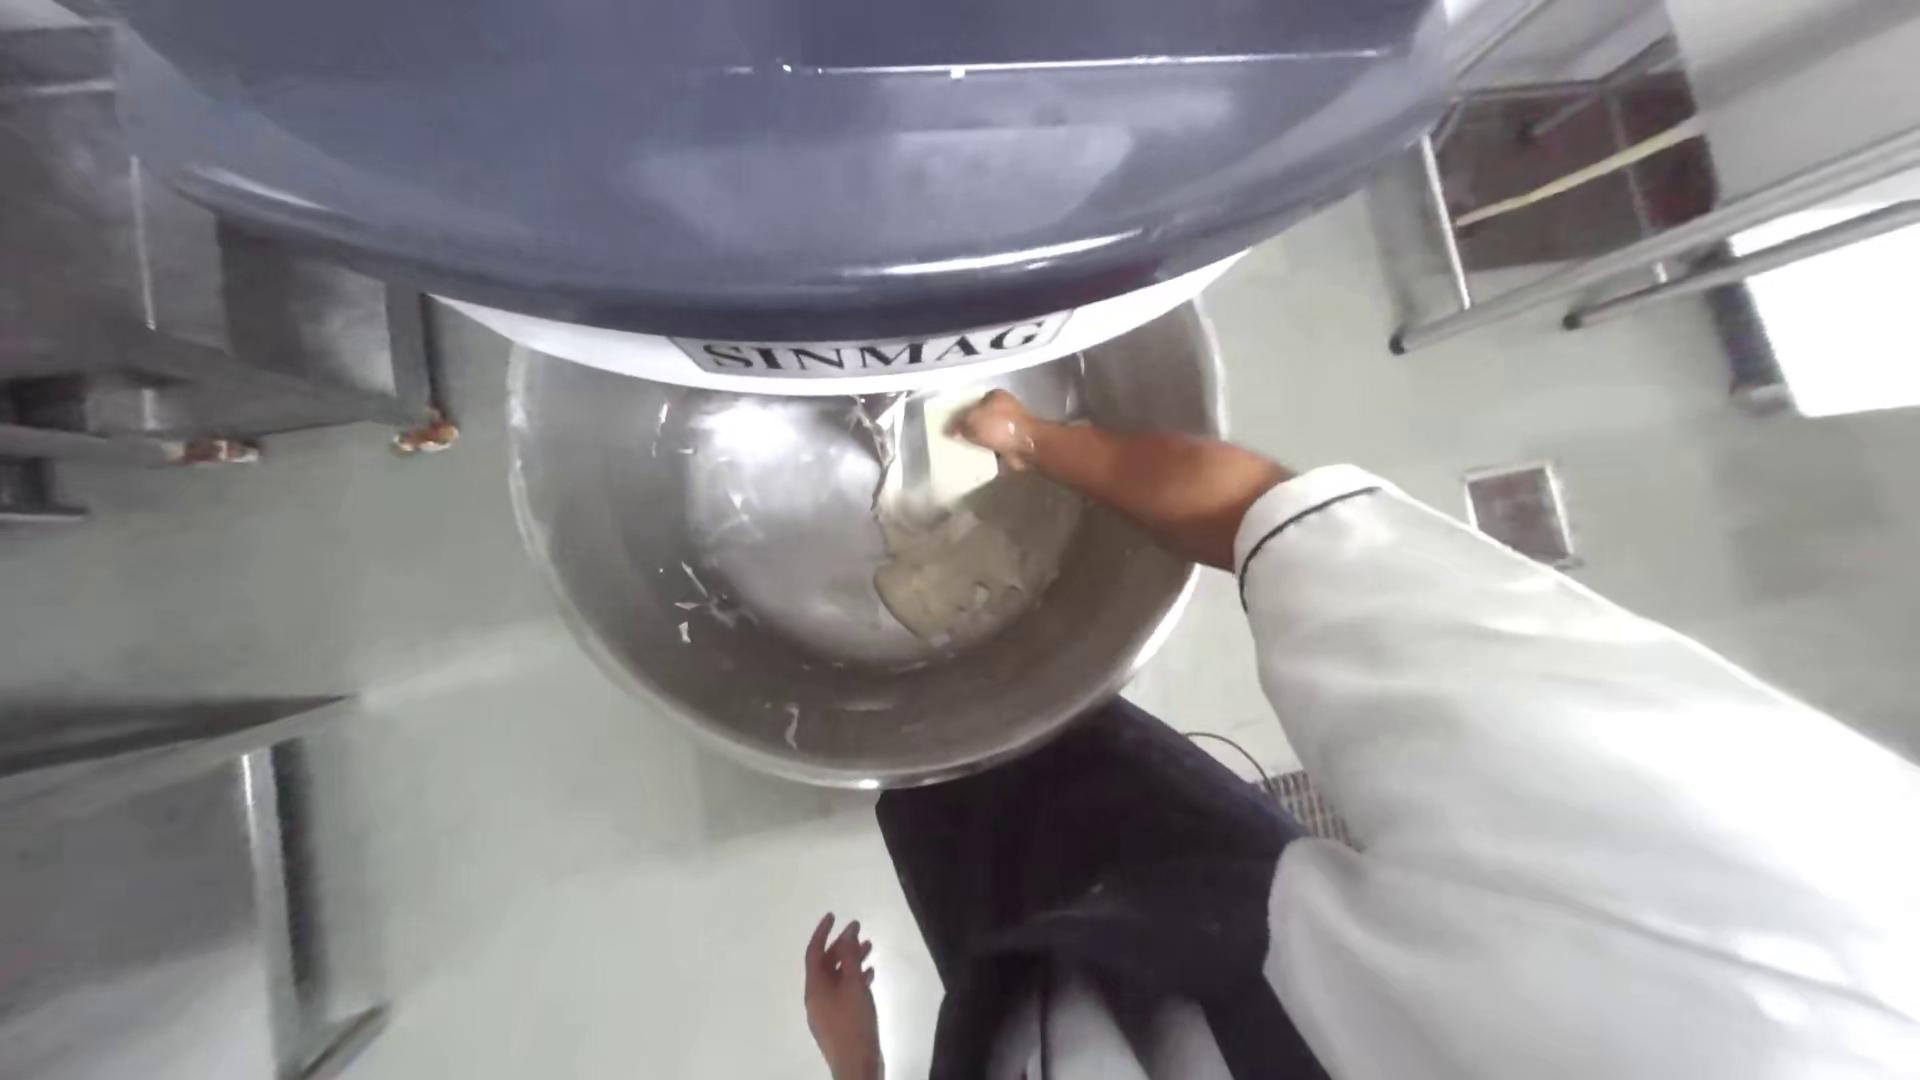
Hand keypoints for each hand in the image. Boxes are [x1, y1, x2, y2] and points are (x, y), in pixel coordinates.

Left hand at [804, 914, 881, 1079]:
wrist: (857, 1067)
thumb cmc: (853, 1022)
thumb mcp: (853, 984)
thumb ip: (849, 956)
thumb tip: (847, 932)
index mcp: (814, 989)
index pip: (814, 952)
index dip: (822, 931)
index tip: (833, 915)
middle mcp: (816, 998)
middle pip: (827, 964)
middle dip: (842, 944)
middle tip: (859, 928)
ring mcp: (827, 1012)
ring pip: (837, 977)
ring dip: (851, 960)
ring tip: (869, 946)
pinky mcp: (839, 1022)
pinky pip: (844, 991)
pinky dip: (855, 978)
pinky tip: (870, 973)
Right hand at [952, 390, 1040, 470]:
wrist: (1024, 446)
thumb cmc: (997, 426)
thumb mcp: (971, 420)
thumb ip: (958, 424)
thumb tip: (950, 431)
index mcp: (996, 395)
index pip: (975, 400)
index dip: (963, 410)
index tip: (953, 422)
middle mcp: (1005, 408)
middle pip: (981, 417)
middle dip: (970, 427)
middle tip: (955, 436)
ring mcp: (1011, 425)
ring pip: (988, 432)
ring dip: (979, 440)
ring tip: (962, 447)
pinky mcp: (1013, 442)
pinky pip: (995, 446)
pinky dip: (987, 451)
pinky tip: (976, 455)